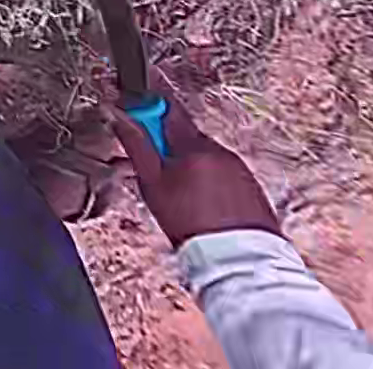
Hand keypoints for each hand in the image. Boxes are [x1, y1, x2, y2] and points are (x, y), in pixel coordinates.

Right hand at [111, 93, 281, 246]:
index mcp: (194, 145)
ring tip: (181, 192)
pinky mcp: (253, 189)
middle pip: (186, 133)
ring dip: (189, 163)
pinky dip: (210, 179)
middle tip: (155, 168)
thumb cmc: (191, 223)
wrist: (240, 266)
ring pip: (205, 154)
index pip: (168, 107)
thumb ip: (135, 143)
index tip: (136, 121)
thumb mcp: (152, 181)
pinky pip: (224, 172)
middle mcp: (221, 151)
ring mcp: (240, 170)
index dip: (148, 109)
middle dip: (168, 144)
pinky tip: (202, 202)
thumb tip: (118, 115)